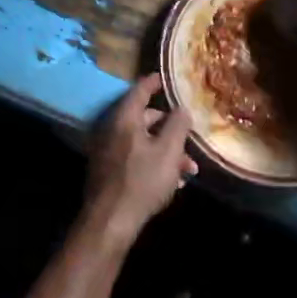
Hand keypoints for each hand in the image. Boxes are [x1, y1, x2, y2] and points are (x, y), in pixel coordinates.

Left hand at [85, 75, 195, 242]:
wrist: (110, 220)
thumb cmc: (142, 181)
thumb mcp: (168, 152)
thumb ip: (177, 126)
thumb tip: (182, 108)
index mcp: (124, 119)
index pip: (139, 90)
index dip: (154, 82)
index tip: (166, 77)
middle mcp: (112, 129)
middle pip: (143, 118)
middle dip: (170, 127)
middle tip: (189, 137)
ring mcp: (107, 150)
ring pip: (142, 141)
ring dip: (166, 150)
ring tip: (188, 170)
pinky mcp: (108, 169)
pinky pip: (135, 157)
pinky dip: (153, 162)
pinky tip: (172, 182)